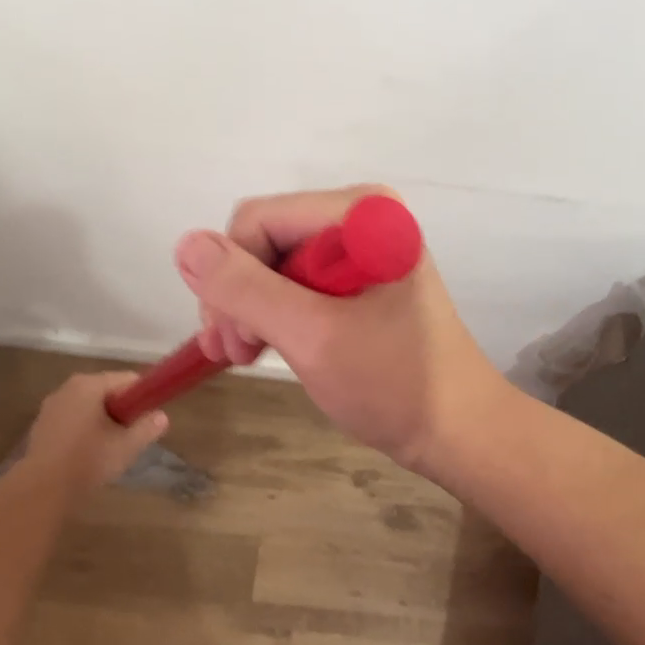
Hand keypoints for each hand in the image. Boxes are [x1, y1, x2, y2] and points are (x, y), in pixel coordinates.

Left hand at [17, 372, 169, 489]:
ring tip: (109, 450)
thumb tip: (161, 417)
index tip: (147, 420)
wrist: (42, 489)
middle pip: (107, 392)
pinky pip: (73, 421)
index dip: (143, 398)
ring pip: (89, 408)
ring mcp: (51, 407)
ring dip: (103, 423)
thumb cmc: (88, 461)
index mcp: (89, 385)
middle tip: (130, 438)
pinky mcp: (41, 426)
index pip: (128, 379)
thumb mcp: (127, 446)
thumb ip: (148, 428)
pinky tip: (87, 456)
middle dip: (122, 412)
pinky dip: (84, 432)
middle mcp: (67, 388)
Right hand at [173, 184, 507, 468]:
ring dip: (250, 311)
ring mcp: (362, 249)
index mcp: (360, 212)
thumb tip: (185, 244)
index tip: (226, 337)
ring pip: (275, 266)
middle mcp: (360, 217)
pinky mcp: (360, 281)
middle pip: (264, 240)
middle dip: (238, 297)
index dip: (229, 275)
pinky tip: (264, 349)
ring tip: (242, 358)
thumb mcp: (311, 336)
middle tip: (231, 354)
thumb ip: (245, 290)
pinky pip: (298, 285)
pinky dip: (275, 317)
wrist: (459, 431)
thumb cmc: (393, 384)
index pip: (258, 220)